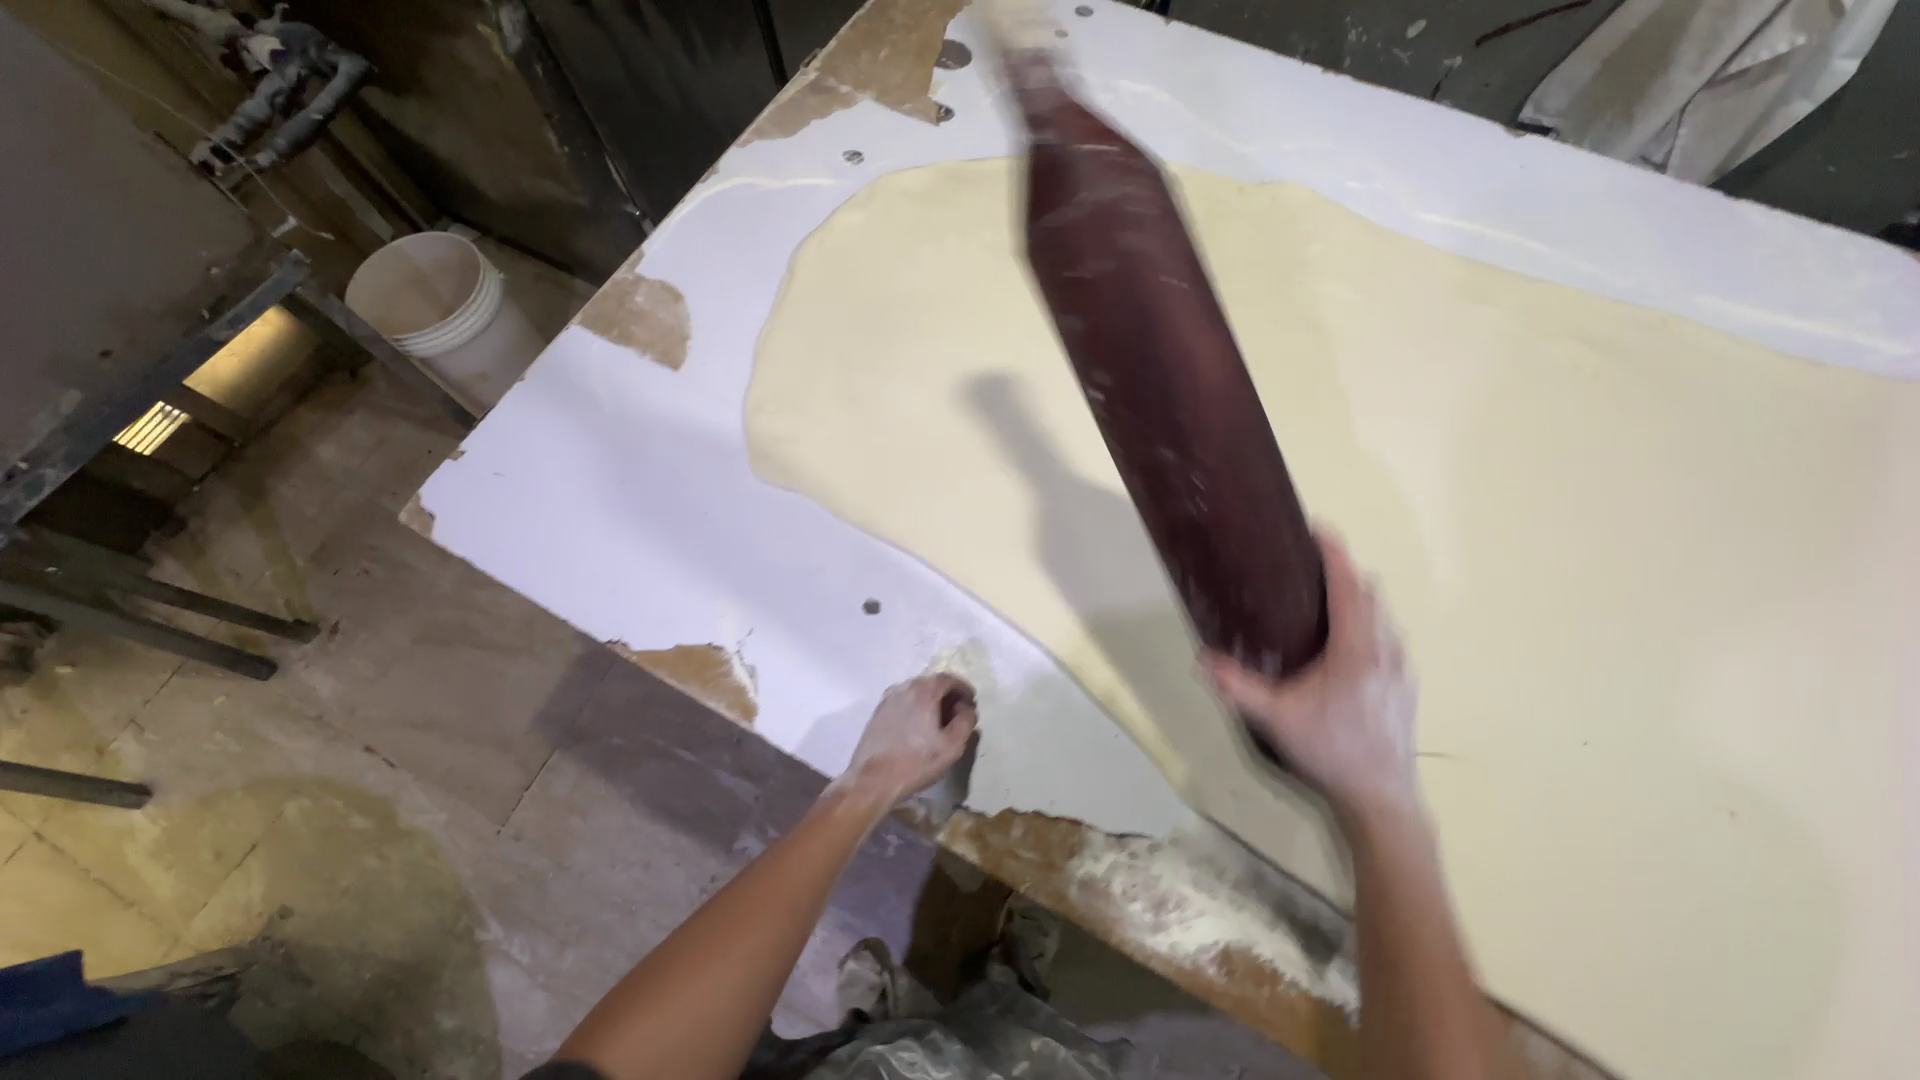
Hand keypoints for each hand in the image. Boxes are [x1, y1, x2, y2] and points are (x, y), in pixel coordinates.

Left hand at [840, 674, 978, 807]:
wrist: (873, 780)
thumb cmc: (916, 762)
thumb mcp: (952, 745)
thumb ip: (966, 721)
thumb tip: (967, 709)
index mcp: (923, 691)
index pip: (948, 679)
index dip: (963, 688)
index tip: (971, 702)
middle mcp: (903, 687)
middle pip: (931, 683)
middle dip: (947, 696)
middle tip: (958, 714)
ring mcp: (887, 699)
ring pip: (916, 693)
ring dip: (931, 702)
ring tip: (939, 723)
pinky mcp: (878, 712)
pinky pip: (903, 702)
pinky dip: (916, 708)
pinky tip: (918, 728)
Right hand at [1203, 531, 1418, 819]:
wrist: (1381, 795)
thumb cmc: (1330, 751)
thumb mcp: (1276, 720)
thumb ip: (1239, 688)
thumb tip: (1202, 660)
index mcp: (1358, 650)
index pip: (1350, 586)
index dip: (1335, 555)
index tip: (1318, 529)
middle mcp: (1387, 650)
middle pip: (1371, 594)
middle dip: (1344, 572)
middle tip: (1310, 566)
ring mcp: (1402, 668)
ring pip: (1385, 616)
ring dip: (1360, 598)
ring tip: (1326, 599)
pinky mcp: (1406, 685)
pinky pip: (1390, 636)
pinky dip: (1370, 622)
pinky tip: (1348, 643)